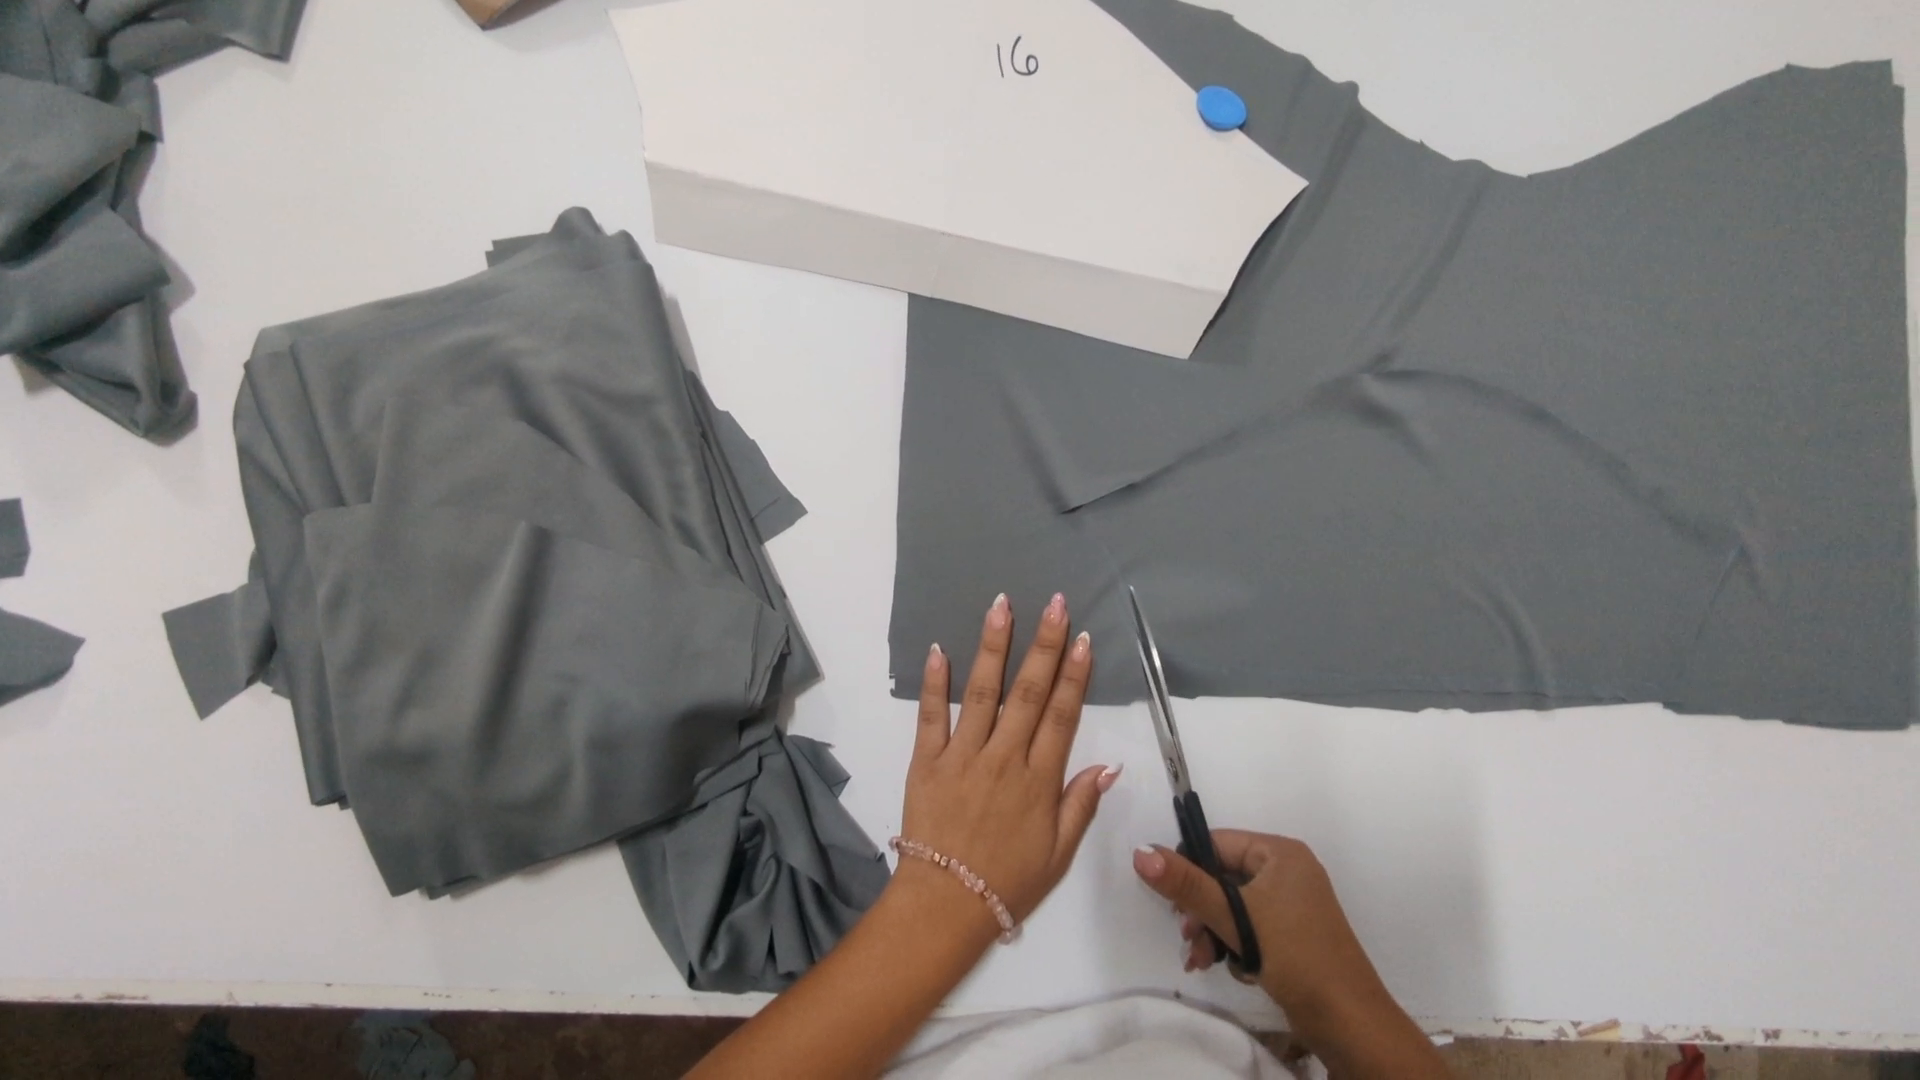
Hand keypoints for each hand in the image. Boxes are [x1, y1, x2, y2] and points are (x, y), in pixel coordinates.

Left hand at [900, 592, 1117, 934]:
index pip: (1061, 716)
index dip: (1073, 675)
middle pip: (1028, 693)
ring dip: (993, 648)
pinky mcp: (926, 761)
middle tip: (1053, 603)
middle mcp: (1003, 758)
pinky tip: (938, 649)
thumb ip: (1081, 804)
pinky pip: (931, 716)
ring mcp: (962, 756)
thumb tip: (1109, 764)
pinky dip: (934, 683)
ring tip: (1001, 607)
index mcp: (1038, 780)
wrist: (944, 905)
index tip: (1081, 638)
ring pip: (982, 693)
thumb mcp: (1058, 854)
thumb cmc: (1007, 882)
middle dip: (1043, 645)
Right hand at [1134, 831, 1449, 1077]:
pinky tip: (1224, 966)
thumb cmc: (1295, 956)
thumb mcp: (1234, 917)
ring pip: (1232, 904)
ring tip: (1202, 960)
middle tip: (1187, 937)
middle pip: (1222, 876)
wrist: (1350, 1023)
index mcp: (1279, 852)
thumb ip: (1186, 884)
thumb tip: (1141, 850)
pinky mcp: (1292, 932)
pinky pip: (1248, 924)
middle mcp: (1287, 870)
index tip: (1172, 903)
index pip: (1216, 843)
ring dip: (1212, 930)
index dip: (1189, 869)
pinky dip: (1232, 943)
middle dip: (1200, 910)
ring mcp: (1291, 902)